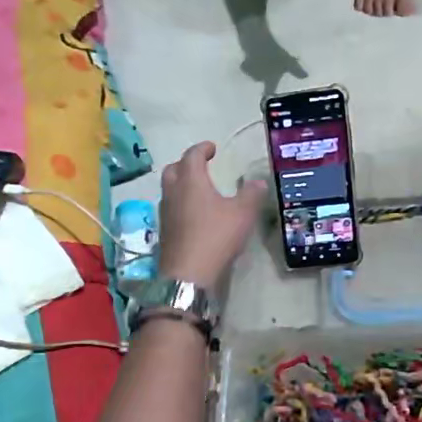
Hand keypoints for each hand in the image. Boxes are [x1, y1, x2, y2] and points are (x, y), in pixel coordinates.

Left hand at [157, 142, 266, 289]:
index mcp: (191, 180)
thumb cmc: (216, 236)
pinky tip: (193, 215)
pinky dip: (180, 204)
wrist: (188, 273)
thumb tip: (258, 181)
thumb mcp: (243, 214)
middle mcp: (173, 192)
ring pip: (169, 190)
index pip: (192, 155)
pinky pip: (170, 209)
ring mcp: (165, 213)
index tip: (212, 148)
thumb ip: (252, 194)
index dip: (203, 149)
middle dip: (186, 164)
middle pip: (173, 169)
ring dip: (181, 185)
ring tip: (198, 191)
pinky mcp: (164, 232)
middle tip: (201, 167)